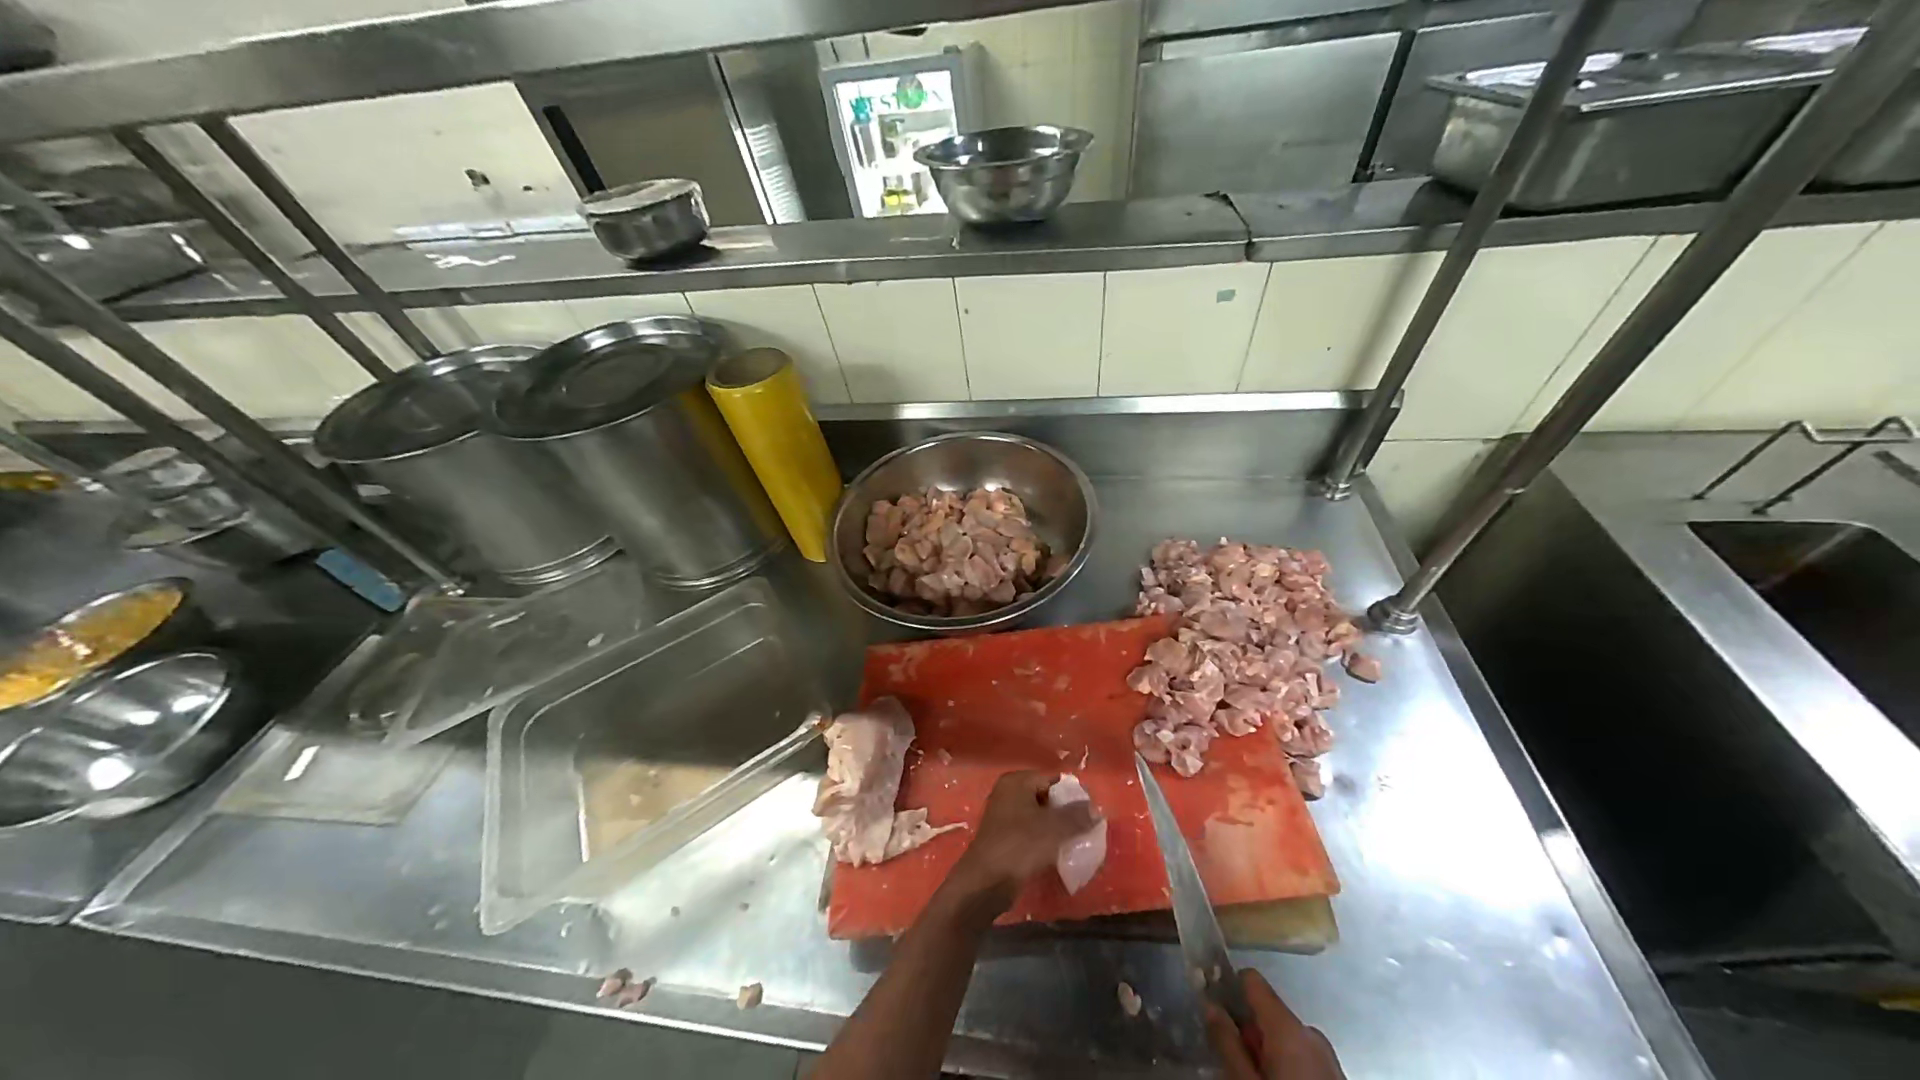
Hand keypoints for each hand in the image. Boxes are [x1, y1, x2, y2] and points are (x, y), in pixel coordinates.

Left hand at [948, 770, 1099, 911]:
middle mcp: (1007, 794)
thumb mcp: (1054, 828)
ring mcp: (1004, 816)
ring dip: (1056, 829)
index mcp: (1016, 782)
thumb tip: (1095, 809)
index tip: (1090, 814)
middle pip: (1046, 798)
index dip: (1073, 795)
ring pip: (1039, 818)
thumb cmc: (1020, 845)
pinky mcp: (1004, 838)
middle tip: (1086, 829)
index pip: (1053, 780)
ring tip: (1076, 843)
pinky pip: (1031, 834)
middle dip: (1066, 813)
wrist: (987, 881)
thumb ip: (1077, 816)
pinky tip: (1059, 854)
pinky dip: (1045, 841)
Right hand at [1206, 970, 1343, 1079]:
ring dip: (1265, 1057)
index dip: (1229, 989)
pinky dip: (1284, 1070)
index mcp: (1288, 1028)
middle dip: (1247, 1037)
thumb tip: (1210, 1005)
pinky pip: (1300, 1059)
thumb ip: (1226, 1042)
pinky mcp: (1335, 1076)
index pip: (1252, 981)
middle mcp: (1310, 1033)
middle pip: (1266, 1016)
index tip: (1214, 1010)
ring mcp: (1327, 1057)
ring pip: (1283, 1041)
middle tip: (1235, 1069)